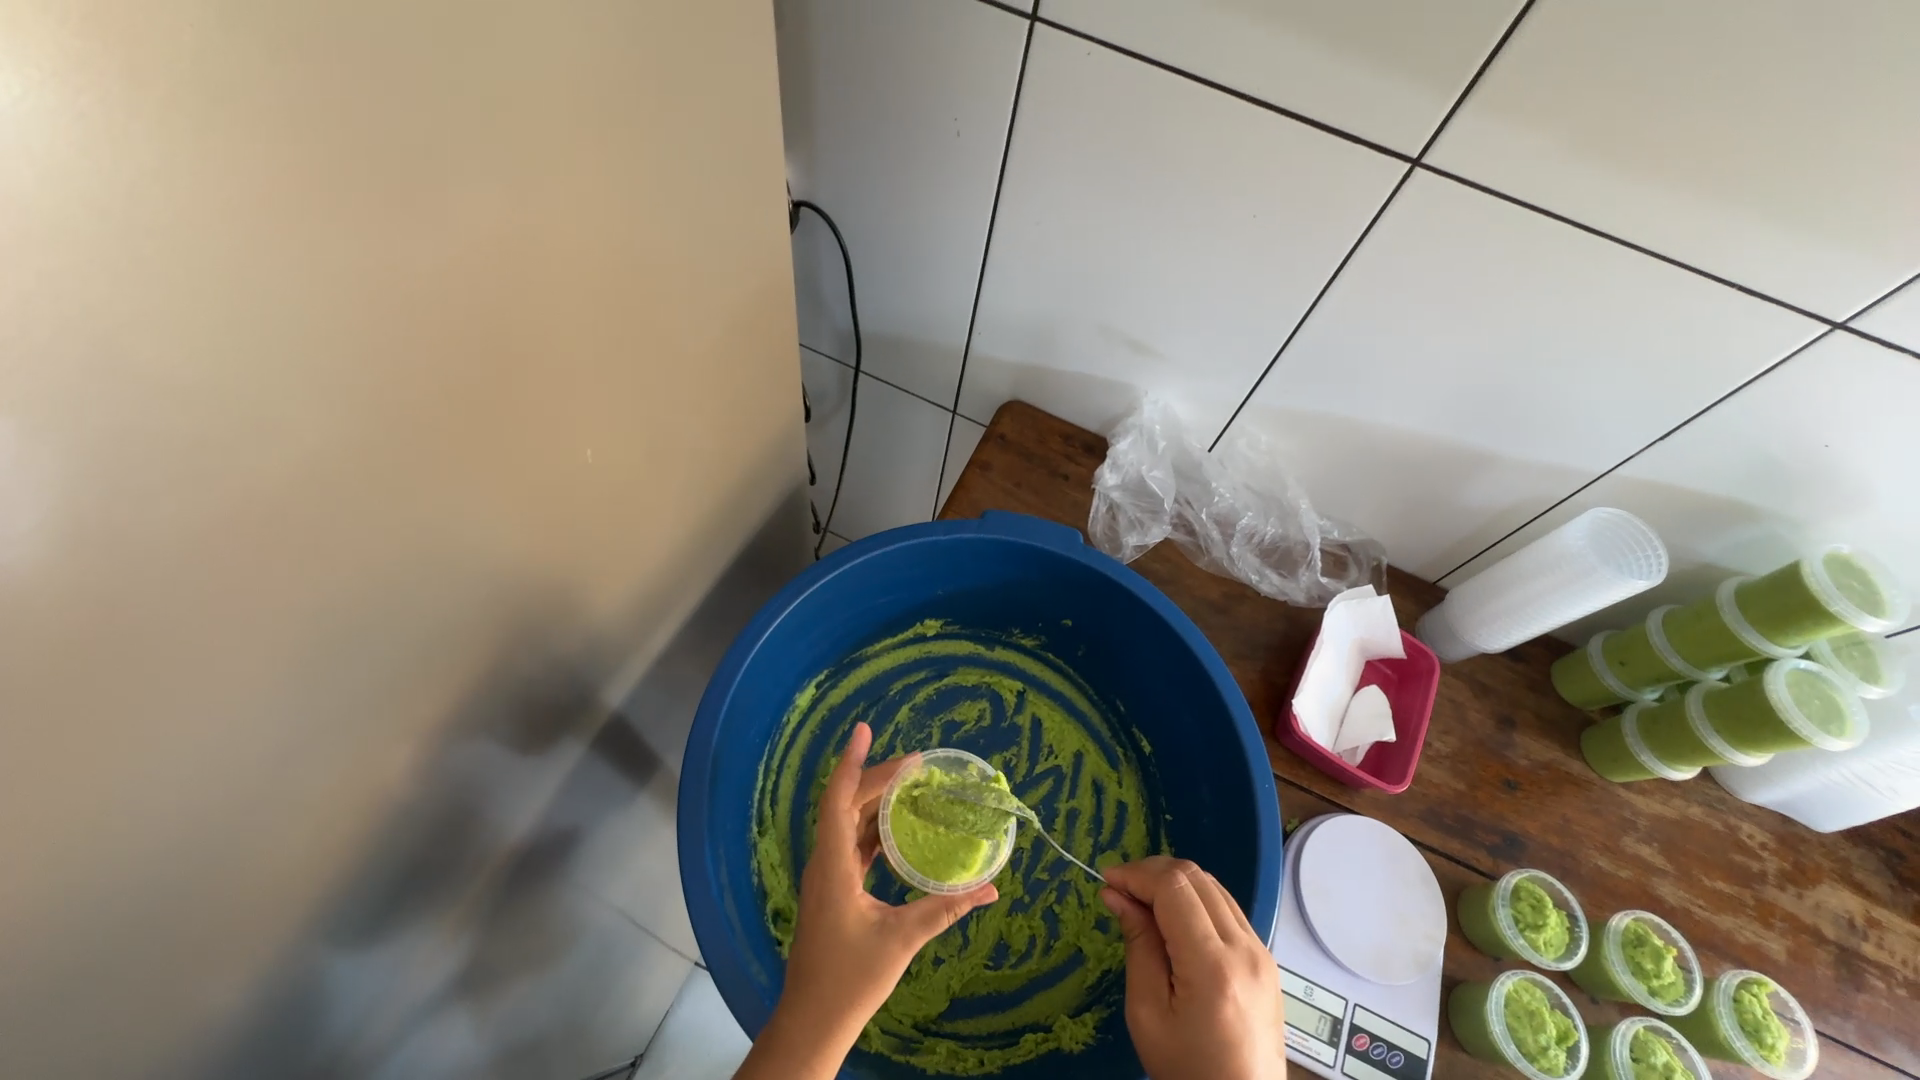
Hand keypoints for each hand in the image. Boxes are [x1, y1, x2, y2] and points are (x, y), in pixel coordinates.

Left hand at [739, 723, 997, 1079]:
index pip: (838, 799)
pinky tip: (900, 826)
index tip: (865, 730)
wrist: (813, 1019)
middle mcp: (825, 861)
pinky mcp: (835, 889)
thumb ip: (946, 908)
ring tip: (911, 782)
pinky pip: (853, 843)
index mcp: (833, 865)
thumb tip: (991, 888)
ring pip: (848, 822)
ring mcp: (828, 875)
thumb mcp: (903, 938)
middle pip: (846, 804)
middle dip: (877, 777)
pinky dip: (875, 827)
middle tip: (917, 762)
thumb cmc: (851, 977)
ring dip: (875, 800)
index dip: (853, 762)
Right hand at [1101, 857, 1286, 1079]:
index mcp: (1213, 965)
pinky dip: (1195, 899)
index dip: (1137, 874)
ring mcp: (1261, 951)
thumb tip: (1117, 895)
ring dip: (1174, 882)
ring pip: (1213, 886)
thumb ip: (1138, 946)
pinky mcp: (1266, 959)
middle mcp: (1245, 948)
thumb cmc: (1186, 1069)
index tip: (1107, 882)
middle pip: (1195, 877)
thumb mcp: (1147, 1013)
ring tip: (1142, 901)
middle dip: (1152, 872)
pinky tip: (1173, 918)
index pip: (1174, 887)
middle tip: (1121, 889)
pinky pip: (1227, 908)